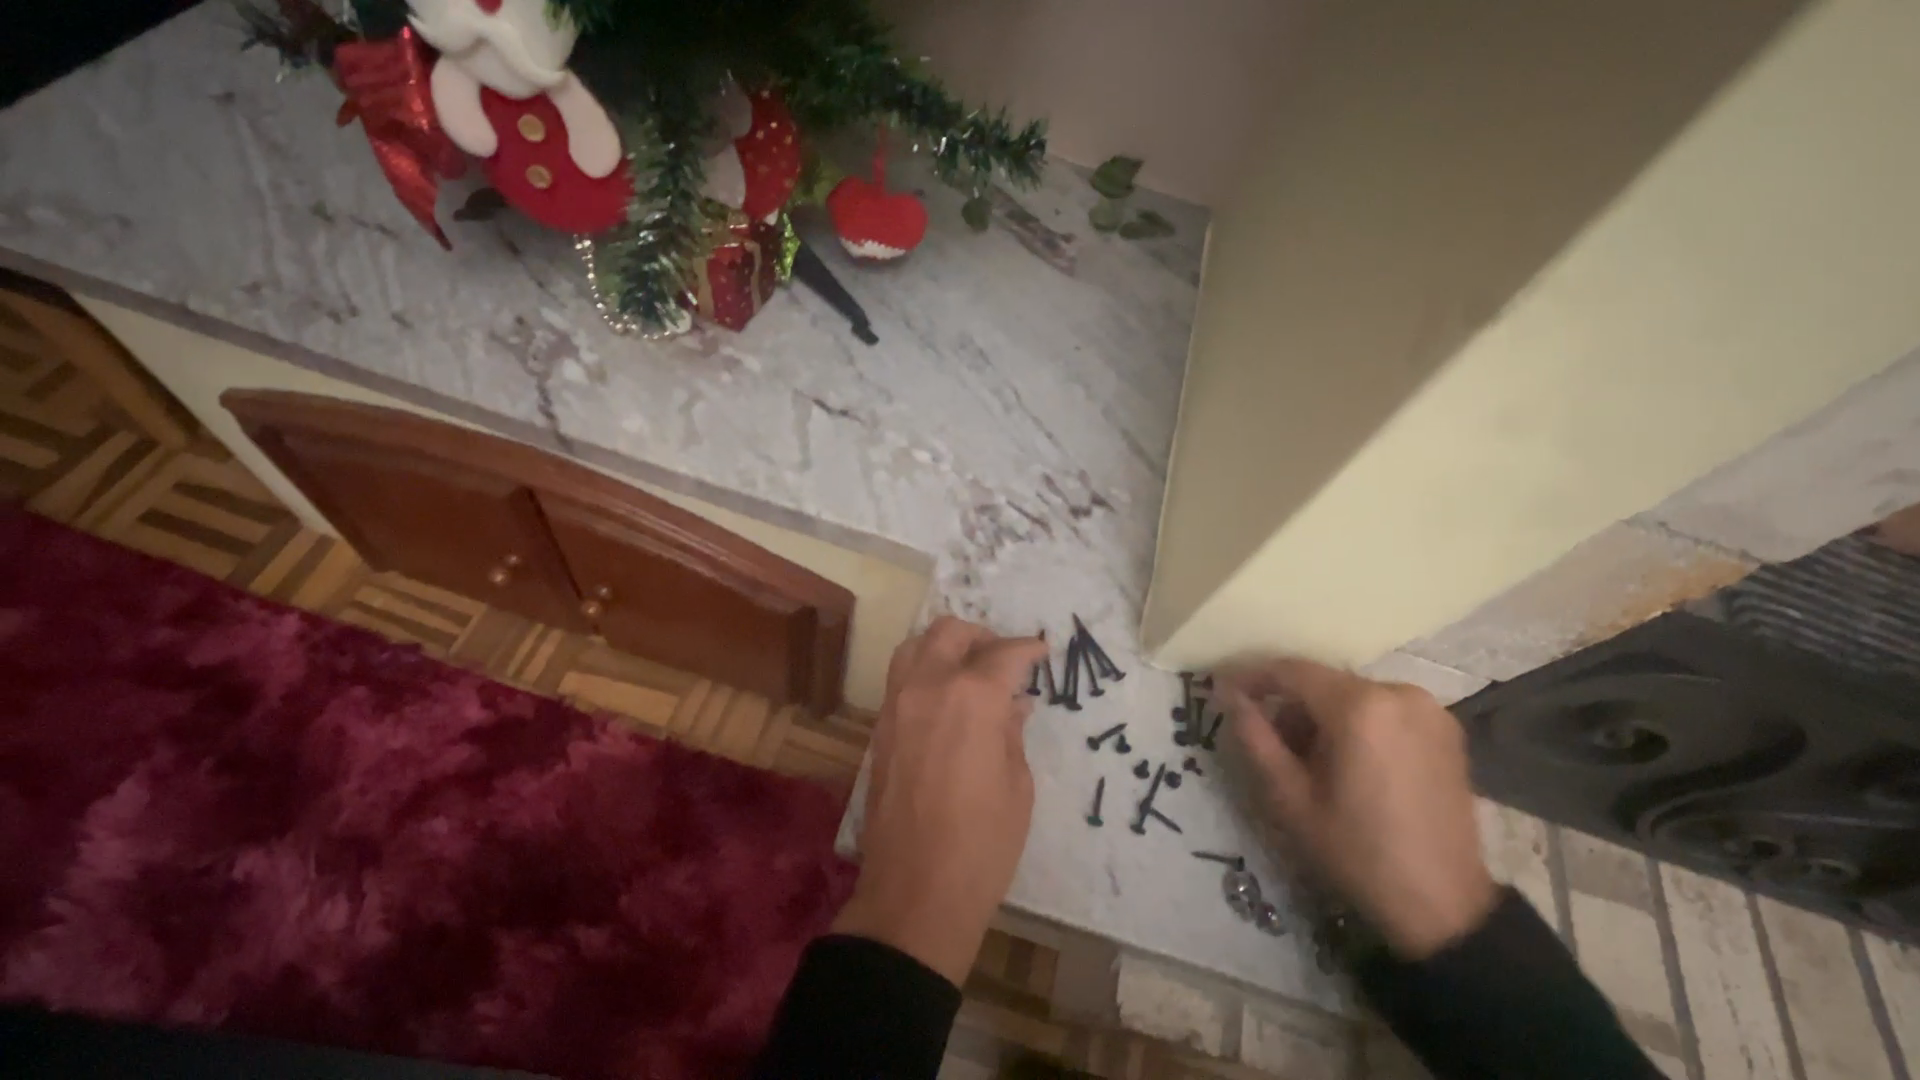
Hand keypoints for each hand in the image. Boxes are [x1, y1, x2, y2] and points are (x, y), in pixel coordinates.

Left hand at [833, 616, 1049, 985]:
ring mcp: (896, 706)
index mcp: (971, 698)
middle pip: (950, 632)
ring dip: (945, 646)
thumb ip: (1012, 732)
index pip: (1004, 653)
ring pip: (915, 647)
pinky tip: (947, 700)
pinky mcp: (880, 729)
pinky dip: (925, 672)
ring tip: (971, 670)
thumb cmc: (982, 843)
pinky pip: (901, 678)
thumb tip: (1013, 704)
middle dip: (982, 636)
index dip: (1029, 649)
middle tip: (1005, 659)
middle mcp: (927, 688)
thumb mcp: (1017, 785)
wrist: (916, 891)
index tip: (1043, 652)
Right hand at [1220, 659, 1495, 958]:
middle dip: (1289, 705)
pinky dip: (1357, 724)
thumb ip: (1256, 738)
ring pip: (1353, 696)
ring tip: (1308, 761)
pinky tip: (1347, 764)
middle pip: (1324, 683)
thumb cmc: (1357, 853)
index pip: (1292, 671)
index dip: (1252, 677)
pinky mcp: (1446, 729)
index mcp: (1360, 707)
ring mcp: (1428, 709)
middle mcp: (1398, 692)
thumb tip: (1229, 696)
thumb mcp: (1291, 799)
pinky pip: (1384, 710)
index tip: (1222, 691)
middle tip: (1265, 742)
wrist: (1443, 904)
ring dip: (1322, 716)